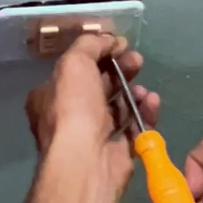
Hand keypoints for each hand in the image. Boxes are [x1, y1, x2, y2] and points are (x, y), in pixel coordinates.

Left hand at [23, 32, 159, 183]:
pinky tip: (152, 102)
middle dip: (120, 70)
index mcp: (50, 96)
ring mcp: (92, 136)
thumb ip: (90, 45)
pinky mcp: (116, 153)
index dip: (97, 53)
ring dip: (134, 92)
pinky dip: (145, 113)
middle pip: (98, 85)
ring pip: (118, 107)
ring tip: (144, 88)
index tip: (118, 44)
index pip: (74, 69)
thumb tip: (109, 40)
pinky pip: (134, 128)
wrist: (85, 162)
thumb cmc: (73, 108)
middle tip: (137, 60)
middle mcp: (68, 116)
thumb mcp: (74, 63)